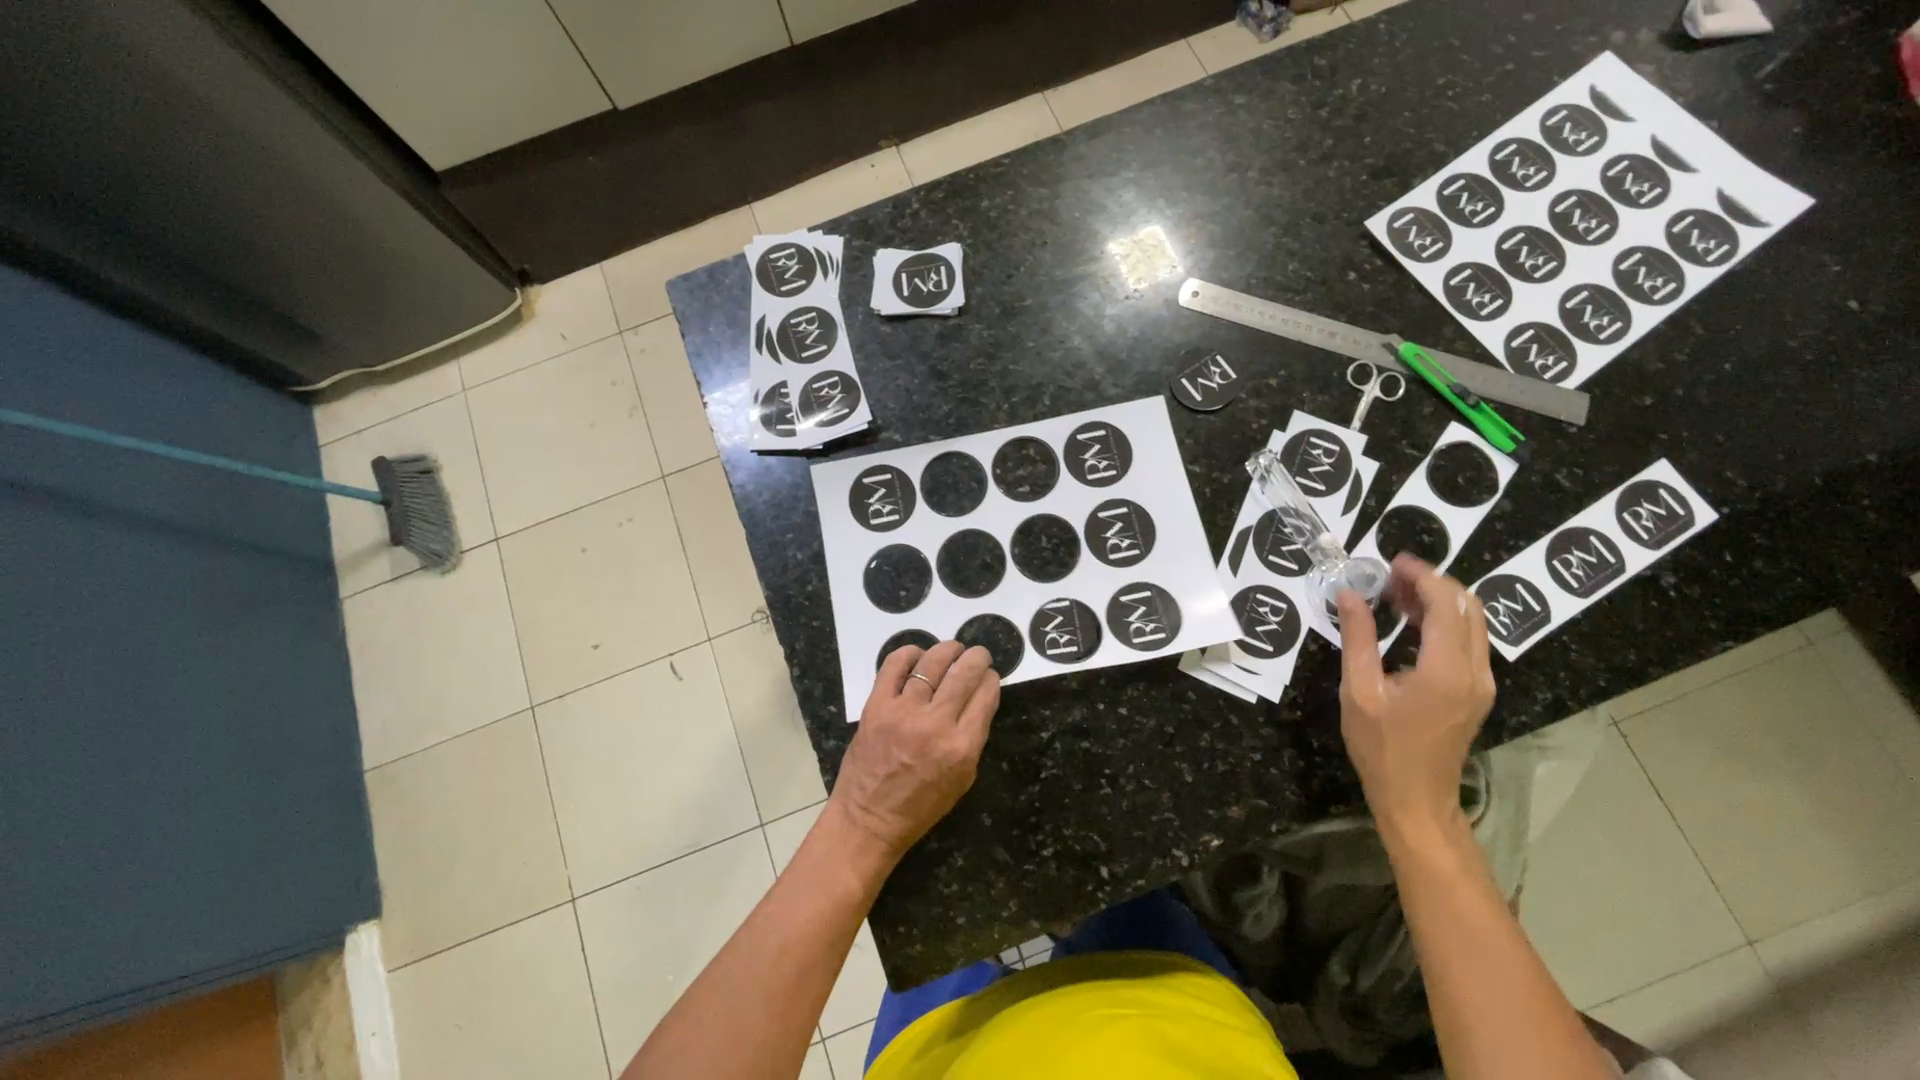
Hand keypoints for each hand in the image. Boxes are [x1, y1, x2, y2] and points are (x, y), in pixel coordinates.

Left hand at [826, 641, 999, 864]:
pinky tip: (917, 655)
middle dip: (977, 657)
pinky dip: (909, 653)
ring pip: (932, 663)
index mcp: (962, 747)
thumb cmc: (921, 806)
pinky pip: (893, 666)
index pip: (985, 695)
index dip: (992, 680)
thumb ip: (973, 738)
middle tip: (979, 654)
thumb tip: (978, 700)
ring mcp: (903, 711)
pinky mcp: (876, 706)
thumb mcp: (963, 779)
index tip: (990, 676)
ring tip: (953, 649)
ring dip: (948, 649)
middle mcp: (935, 724)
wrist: (869, 818)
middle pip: (964, 672)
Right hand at [1335, 555, 1495, 833]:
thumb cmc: (1382, 748)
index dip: (1421, 575)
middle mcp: (1475, 671)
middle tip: (1390, 577)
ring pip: (1473, 622)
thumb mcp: (1359, 691)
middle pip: (1468, 607)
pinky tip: (1411, 625)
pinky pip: (1469, 642)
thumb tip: (1349, 594)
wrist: (1415, 798)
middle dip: (1431, 583)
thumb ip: (1358, 638)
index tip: (1391, 562)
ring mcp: (1481, 682)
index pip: (1446, 603)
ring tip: (1396, 596)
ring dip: (1439, 601)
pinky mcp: (1477, 691)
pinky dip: (1444, 622)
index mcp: (1446, 670)